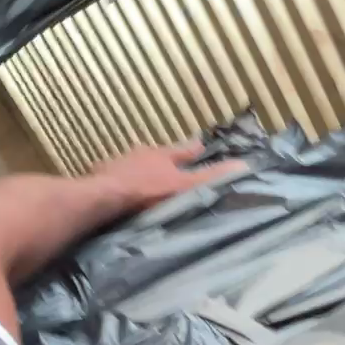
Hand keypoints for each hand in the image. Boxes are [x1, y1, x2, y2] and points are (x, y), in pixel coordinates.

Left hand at [89, 141, 246, 213]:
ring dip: (140, 172)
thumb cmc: (146, 190)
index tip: (202, 147)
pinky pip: (114, 178)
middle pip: (157, 155)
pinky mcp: (99, 178)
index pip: (185, 149)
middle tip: (172, 168)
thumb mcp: (183, 186)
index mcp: (161, 154)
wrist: (102, 197)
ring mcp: (117, 164)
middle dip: (164, 161)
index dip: (195, 150)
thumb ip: (210, 177)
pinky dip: (120, 184)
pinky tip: (121, 194)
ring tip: (146, 183)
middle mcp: (139, 154)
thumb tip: (244, 164)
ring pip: (134, 165)